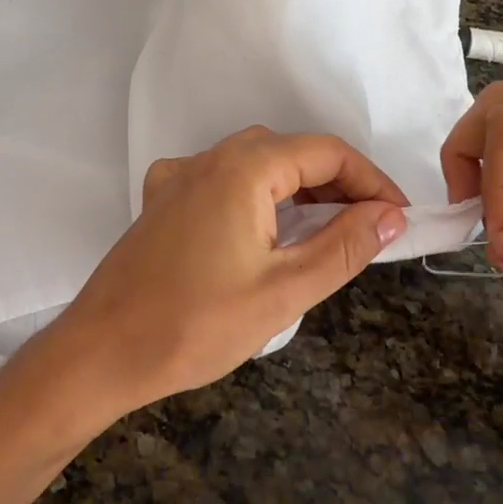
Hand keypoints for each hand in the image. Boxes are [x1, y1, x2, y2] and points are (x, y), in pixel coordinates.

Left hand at [48, 127, 408, 414]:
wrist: (102, 351)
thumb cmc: (195, 324)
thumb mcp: (283, 291)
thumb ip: (343, 246)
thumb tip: (390, 215)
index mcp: (242, 168)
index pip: (326, 152)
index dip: (370, 180)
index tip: (399, 217)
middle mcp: (210, 158)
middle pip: (291, 152)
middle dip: (338, 184)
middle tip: (371, 228)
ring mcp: (181, 176)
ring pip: (256, 164)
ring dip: (298, 190)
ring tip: (330, 232)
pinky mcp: (164, 200)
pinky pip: (223, 180)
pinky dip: (257, 196)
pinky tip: (264, 231)